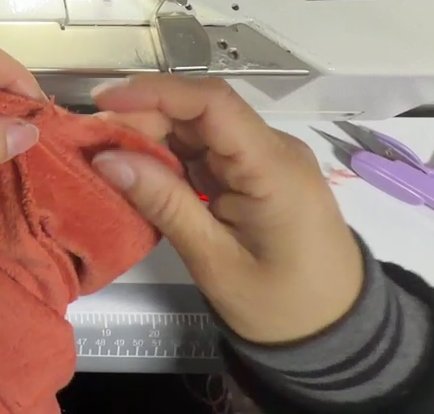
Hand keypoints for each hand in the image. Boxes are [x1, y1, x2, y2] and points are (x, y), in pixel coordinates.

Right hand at [89, 75, 362, 343]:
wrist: (338, 341)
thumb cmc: (283, 309)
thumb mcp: (216, 262)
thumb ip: (164, 203)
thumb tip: (105, 158)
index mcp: (274, 167)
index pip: (211, 102)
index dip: (154, 92)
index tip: (103, 101)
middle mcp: (271, 149)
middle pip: (196, 110)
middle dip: (141, 118)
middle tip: (95, 142)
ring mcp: (261, 158)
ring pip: (193, 126)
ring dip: (148, 135)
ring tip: (106, 155)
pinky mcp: (250, 171)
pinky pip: (200, 147)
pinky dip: (164, 154)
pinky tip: (136, 169)